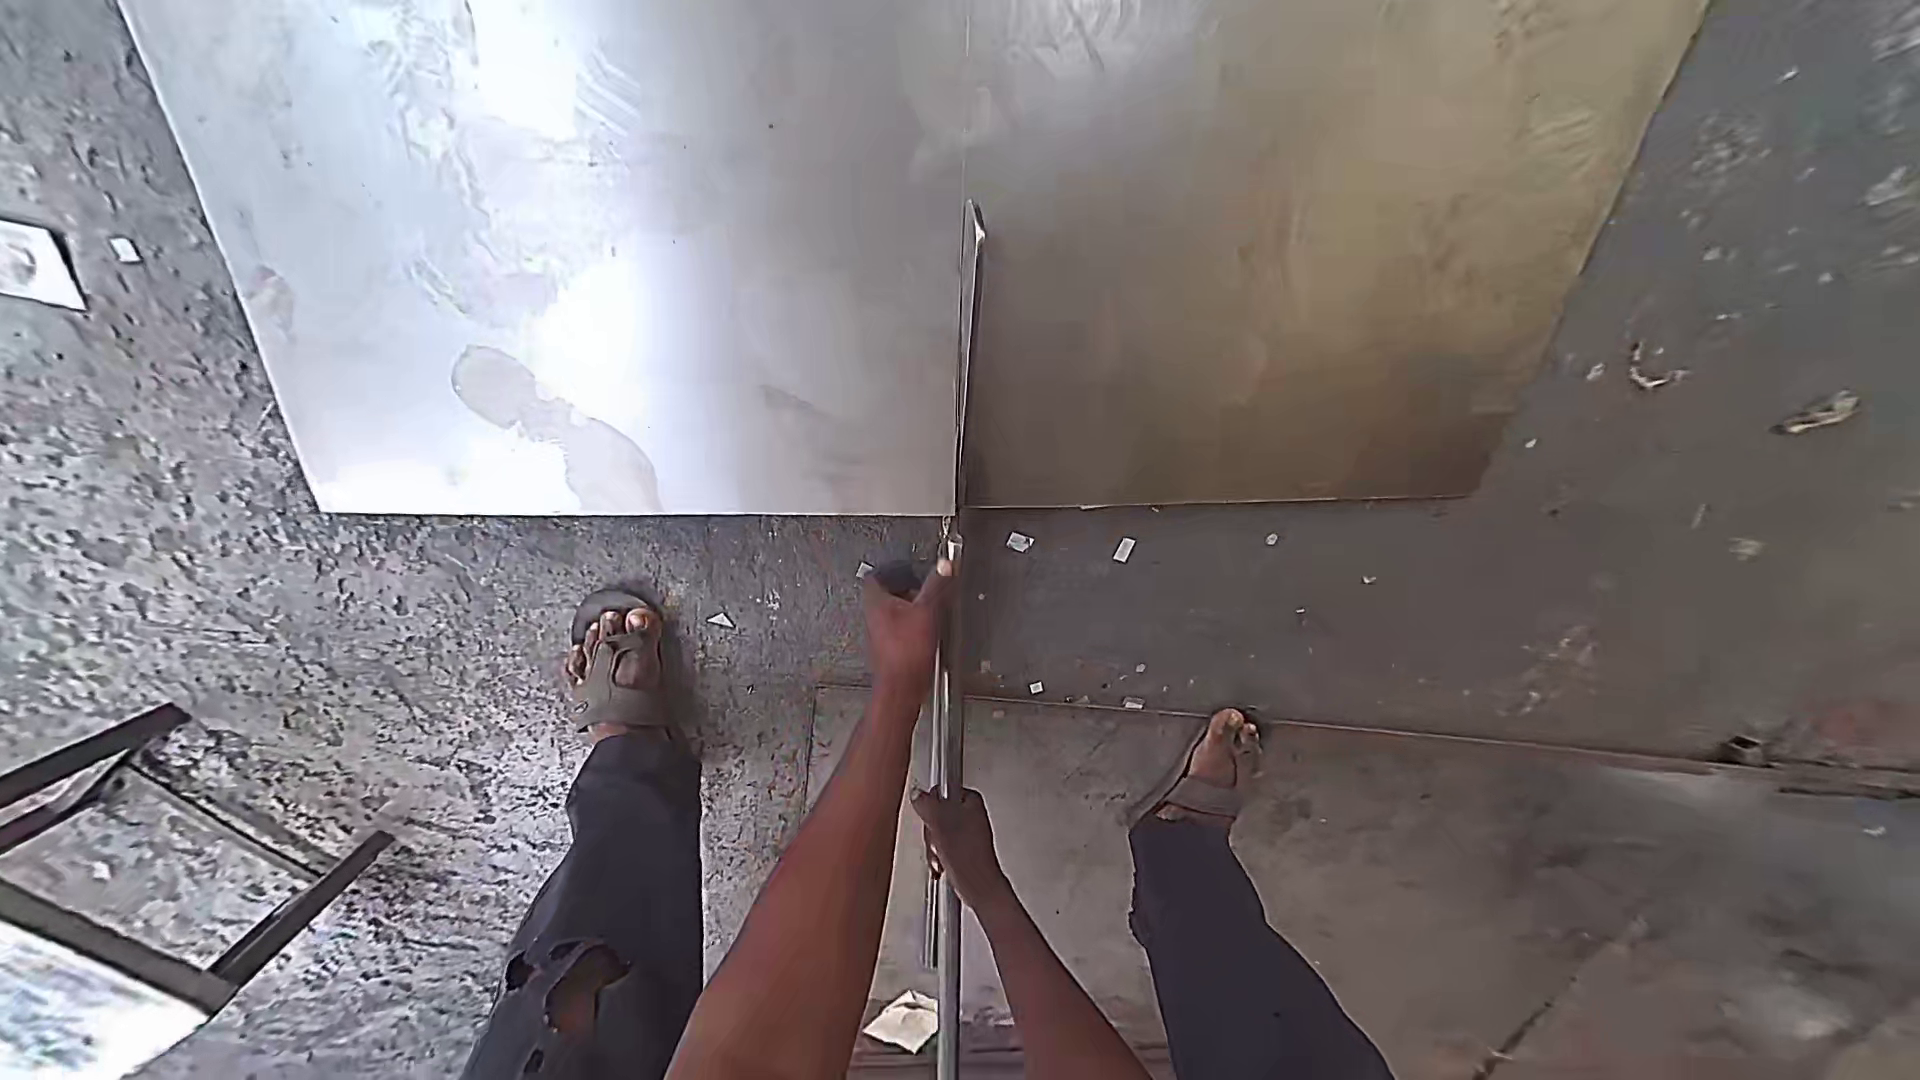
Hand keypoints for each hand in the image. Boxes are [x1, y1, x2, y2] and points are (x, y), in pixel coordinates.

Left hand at [861, 556, 954, 694]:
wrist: (902, 687)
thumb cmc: (905, 653)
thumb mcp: (927, 610)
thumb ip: (936, 585)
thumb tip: (945, 566)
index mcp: (876, 602)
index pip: (876, 575)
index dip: (894, 569)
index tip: (909, 568)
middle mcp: (874, 617)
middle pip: (887, 593)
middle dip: (906, 587)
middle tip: (923, 586)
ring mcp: (881, 634)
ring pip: (894, 611)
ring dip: (911, 607)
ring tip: (928, 607)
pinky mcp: (891, 648)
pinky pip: (900, 629)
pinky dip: (913, 625)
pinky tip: (928, 630)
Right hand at [911, 787, 1011, 909]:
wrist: (977, 886)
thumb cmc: (968, 855)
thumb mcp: (940, 821)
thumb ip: (926, 803)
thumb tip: (917, 793)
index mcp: (970, 799)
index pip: (939, 792)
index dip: (930, 808)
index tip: (931, 820)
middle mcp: (971, 813)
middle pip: (936, 814)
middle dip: (932, 832)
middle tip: (938, 840)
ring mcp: (967, 832)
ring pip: (936, 832)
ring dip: (934, 847)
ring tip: (941, 854)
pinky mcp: (963, 849)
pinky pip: (941, 846)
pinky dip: (938, 856)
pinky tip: (943, 863)